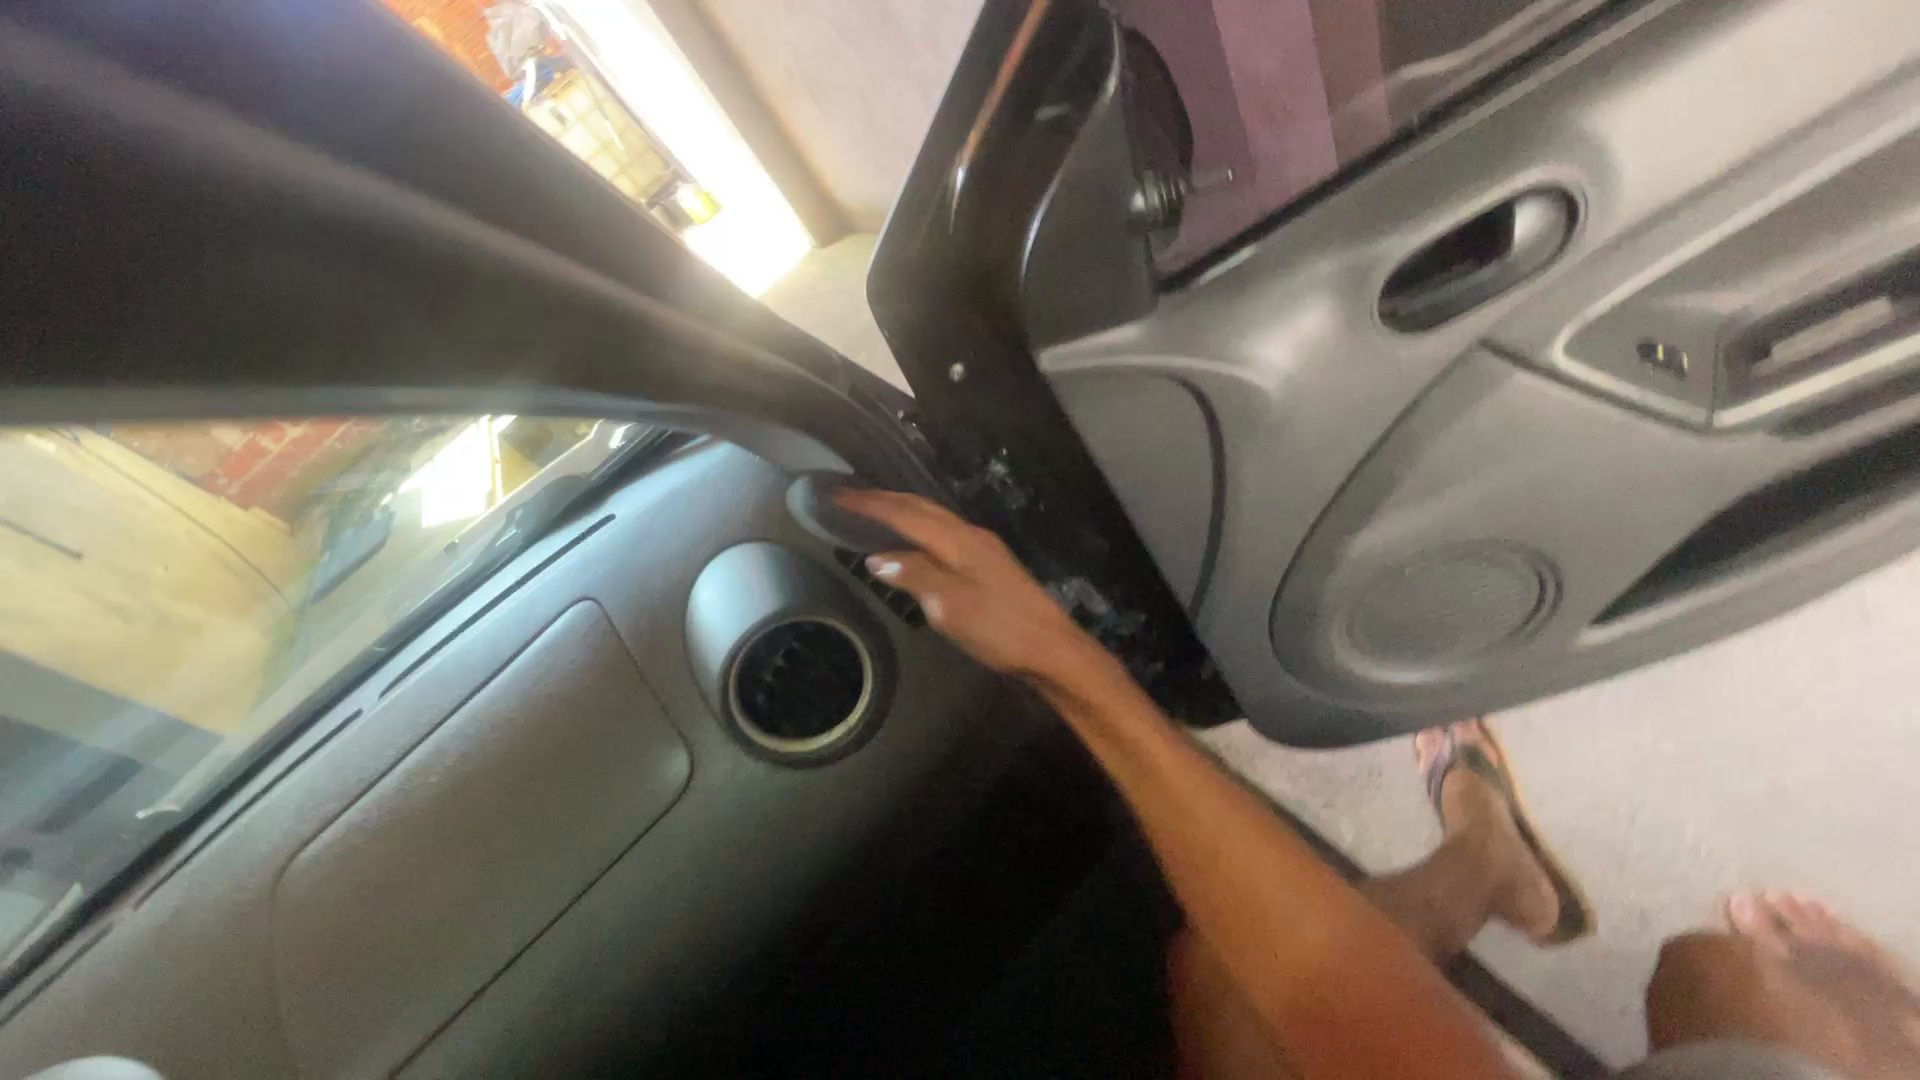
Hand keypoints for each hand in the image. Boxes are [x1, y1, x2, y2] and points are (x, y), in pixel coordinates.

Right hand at [833, 489, 1110, 682]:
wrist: (1052, 648)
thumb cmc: (1000, 629)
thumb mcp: (950, 605)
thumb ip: (915, 575)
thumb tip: (878, 557)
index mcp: (958, 541)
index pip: (905, 514)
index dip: (870, 505)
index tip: (836, 496)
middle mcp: (970, 535)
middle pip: (921, 508)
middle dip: (884, 500)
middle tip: (849, 498)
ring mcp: (983, 549)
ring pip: (934, 518)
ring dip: (902, 511)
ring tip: (873, 512)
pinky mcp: (989, 564)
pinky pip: (943, 533)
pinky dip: (918, 528)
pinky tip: (912, 542)